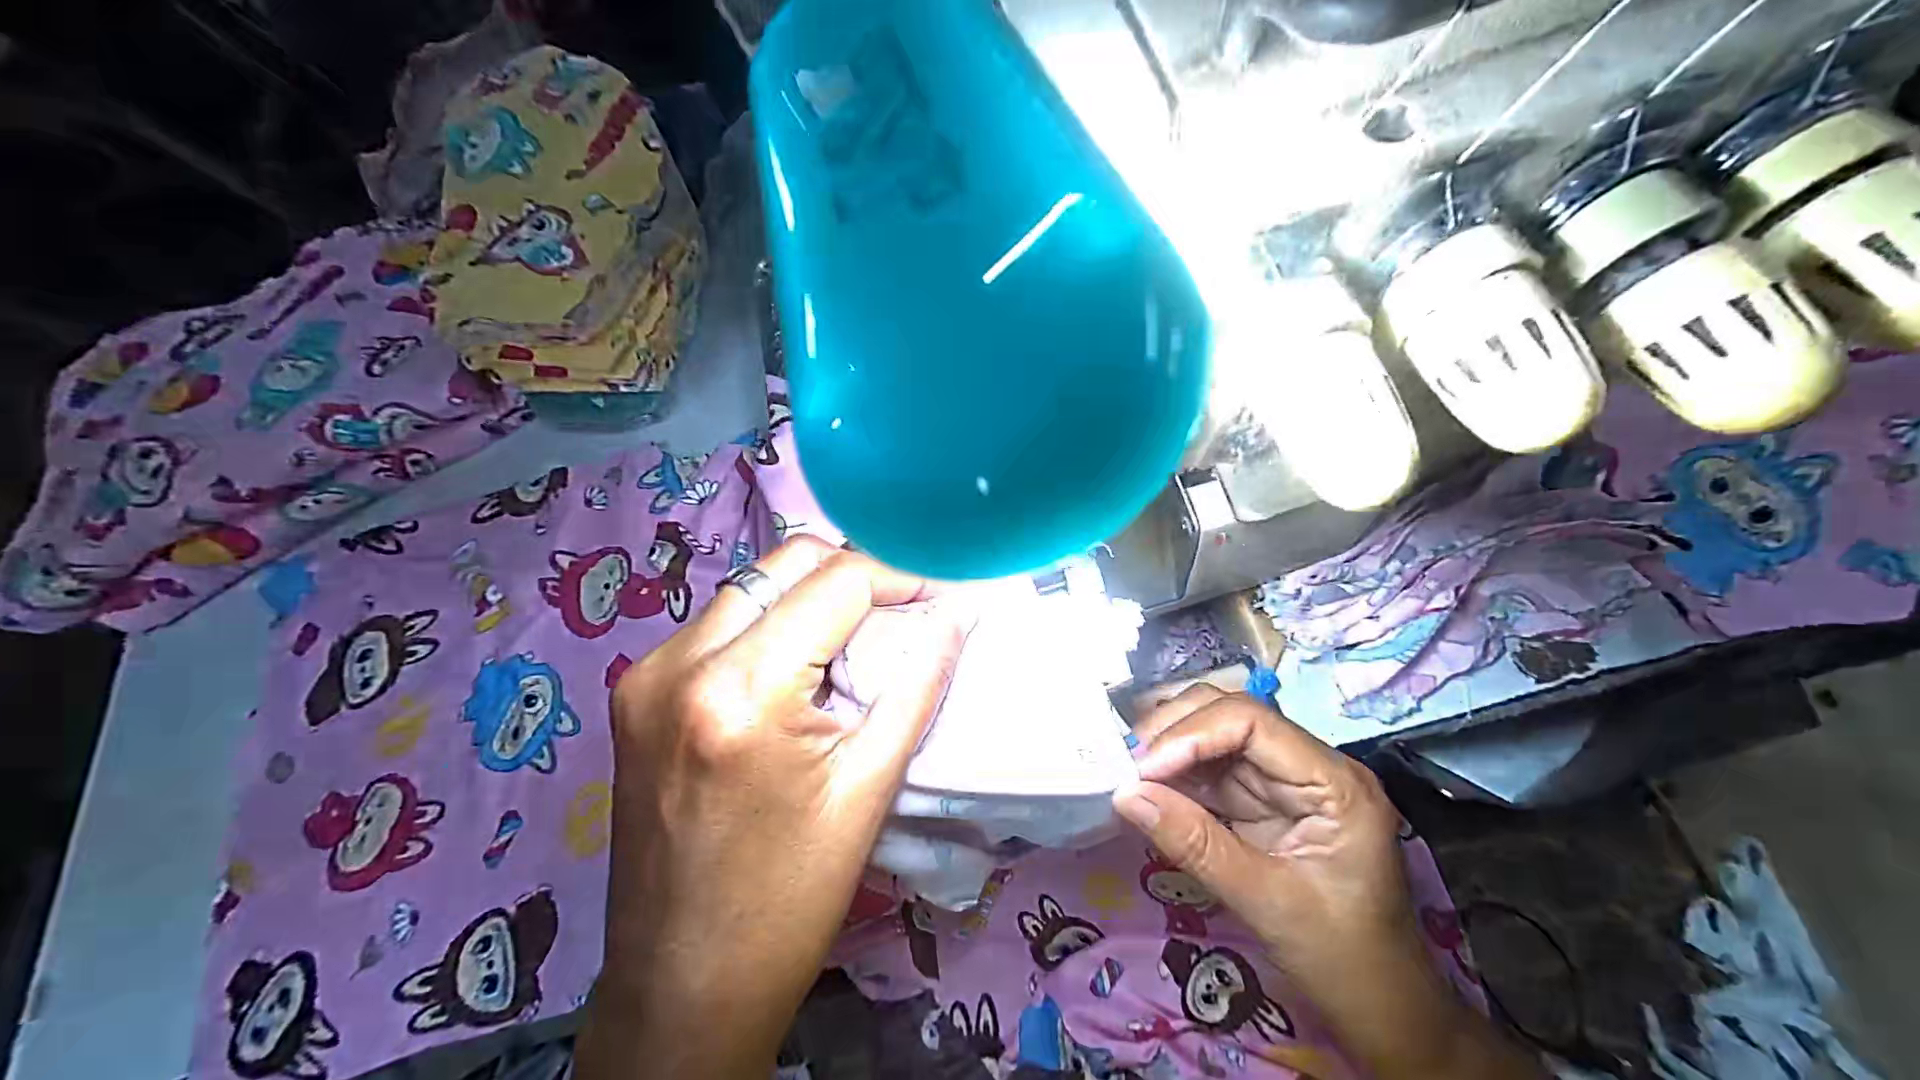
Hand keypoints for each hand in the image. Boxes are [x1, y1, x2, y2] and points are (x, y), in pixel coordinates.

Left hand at [578, 536, 967, 1079]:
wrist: (682, 987)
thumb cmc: (789, 901)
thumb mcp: (869, 786)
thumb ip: (919, 681)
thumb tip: (958, 613)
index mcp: (740, 689)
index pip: (836, 580)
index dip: (901, 574)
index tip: (943, 592)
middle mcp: (678, 661)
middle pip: (786, 563)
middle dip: (855, 574)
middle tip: (904, 611)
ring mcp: (645, 673)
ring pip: (751, 586)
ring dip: (812, 598)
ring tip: (857, 642)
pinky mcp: (636, 692)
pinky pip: (720, 624)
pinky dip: (771, 625)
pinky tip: (800, 669)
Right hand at [1113, 686, 1540, 1079]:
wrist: (1383, 1010)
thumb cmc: (1344, 960)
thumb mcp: (1266, 903)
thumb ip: (1194, 844)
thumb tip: (1125, 794)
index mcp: (1335, 782)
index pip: (1252, 722)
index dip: (1191, 733)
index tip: (1144, 767)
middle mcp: (1310, 766)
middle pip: (1231, 715)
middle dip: (1174, 731)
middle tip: (1127, 762)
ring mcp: (1285, 780)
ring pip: (1215, 735)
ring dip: (1168, 747)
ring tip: (1128, 770)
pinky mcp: (1263, 800)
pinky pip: (1210, 770)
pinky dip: (1175, 773)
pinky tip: (1147, 784)